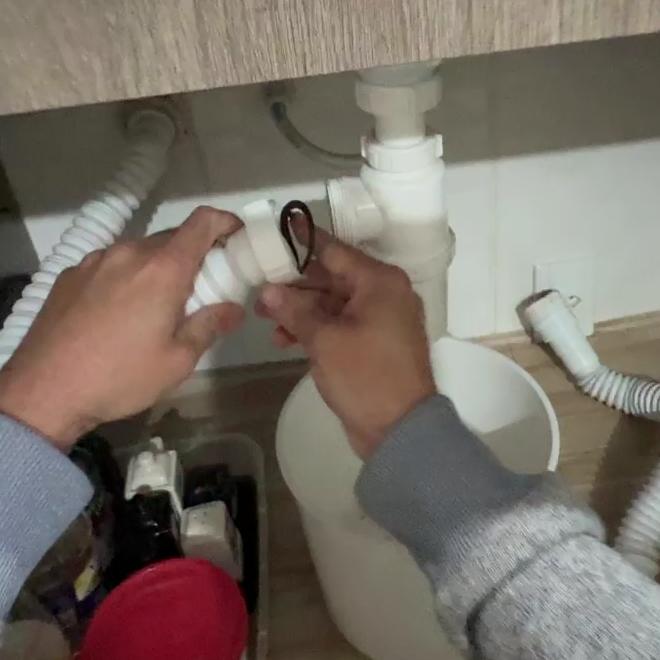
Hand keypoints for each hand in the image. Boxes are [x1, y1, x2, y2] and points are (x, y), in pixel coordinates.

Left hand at [0, 207, 246, 447]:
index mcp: (163, 269)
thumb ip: (208, 326)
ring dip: (156, 267)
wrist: (42, 391)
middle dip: (192, 254)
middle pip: (171, 238)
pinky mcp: (69, 275)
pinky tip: (116, 312)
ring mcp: (94, 261)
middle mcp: (129, 253)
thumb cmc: (119, 376)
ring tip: (155, 304)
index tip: (236, 236)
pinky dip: (124, 278)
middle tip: (200, 286)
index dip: (225, 222)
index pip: (202, 223)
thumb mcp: (176, 361)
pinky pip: (109, 266)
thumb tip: (233, 309)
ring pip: (138, 252)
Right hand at [254, 235, 436, 457]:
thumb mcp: (324, 340)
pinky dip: (316, 329)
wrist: (400, 430)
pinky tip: (283, 340)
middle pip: (333, 277)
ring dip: (301, 310)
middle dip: (295, 284)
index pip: (334, 251)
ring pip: (334, 303)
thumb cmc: (365, 376)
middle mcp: (385, 293)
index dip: (303, 241)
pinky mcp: (376, 343)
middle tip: (259, 287)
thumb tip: (269, 289)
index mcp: (380, 282)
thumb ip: (295, 310)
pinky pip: (341, 324)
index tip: (277, 229)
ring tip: (265, 319)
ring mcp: (382, 319)